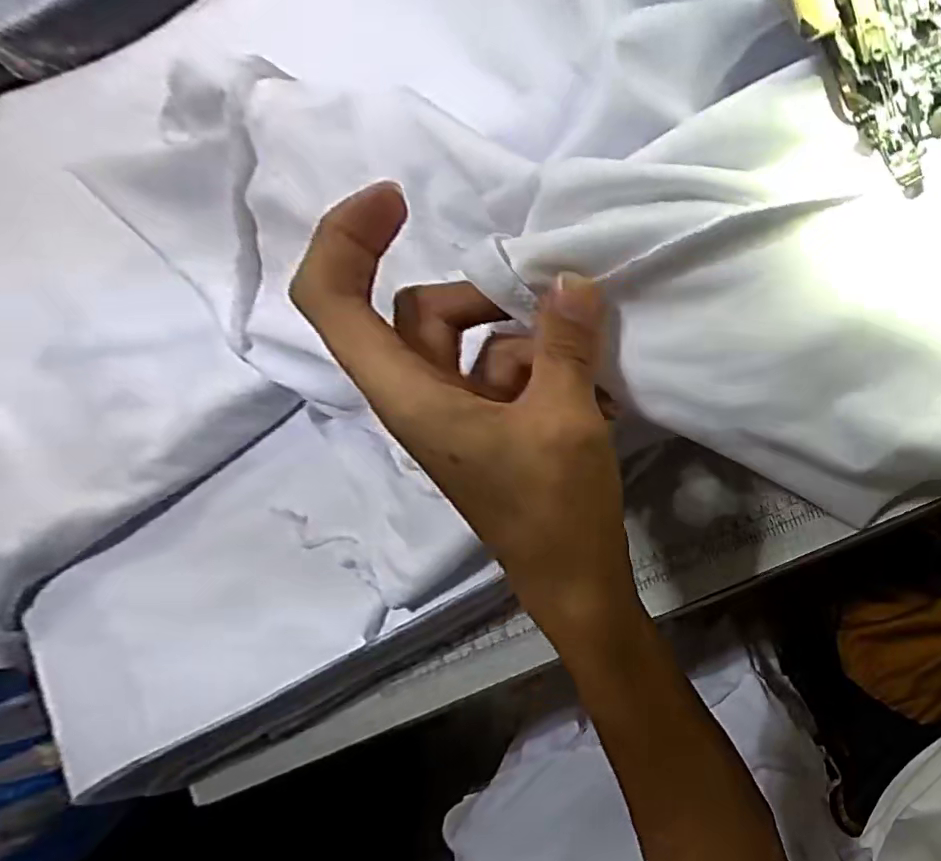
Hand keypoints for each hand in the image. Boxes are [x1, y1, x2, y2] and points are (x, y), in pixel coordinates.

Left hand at [291, 182, 635, 629]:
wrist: (574, 577)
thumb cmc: (555, 504)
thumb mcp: (568, 418)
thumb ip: (567, 347)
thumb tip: (571, 281)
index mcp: (411, 394)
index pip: (334, 298)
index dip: (349, 236)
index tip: (400, 199)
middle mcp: (424, 401)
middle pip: (426, 317)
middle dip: (489, 303)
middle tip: (552, 307)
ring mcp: (463, 422)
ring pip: (481, 352)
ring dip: (537, 350)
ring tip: (596, 377)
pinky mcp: (498, 438)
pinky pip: (513, 385)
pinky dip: (551, 381)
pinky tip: (601, 401)